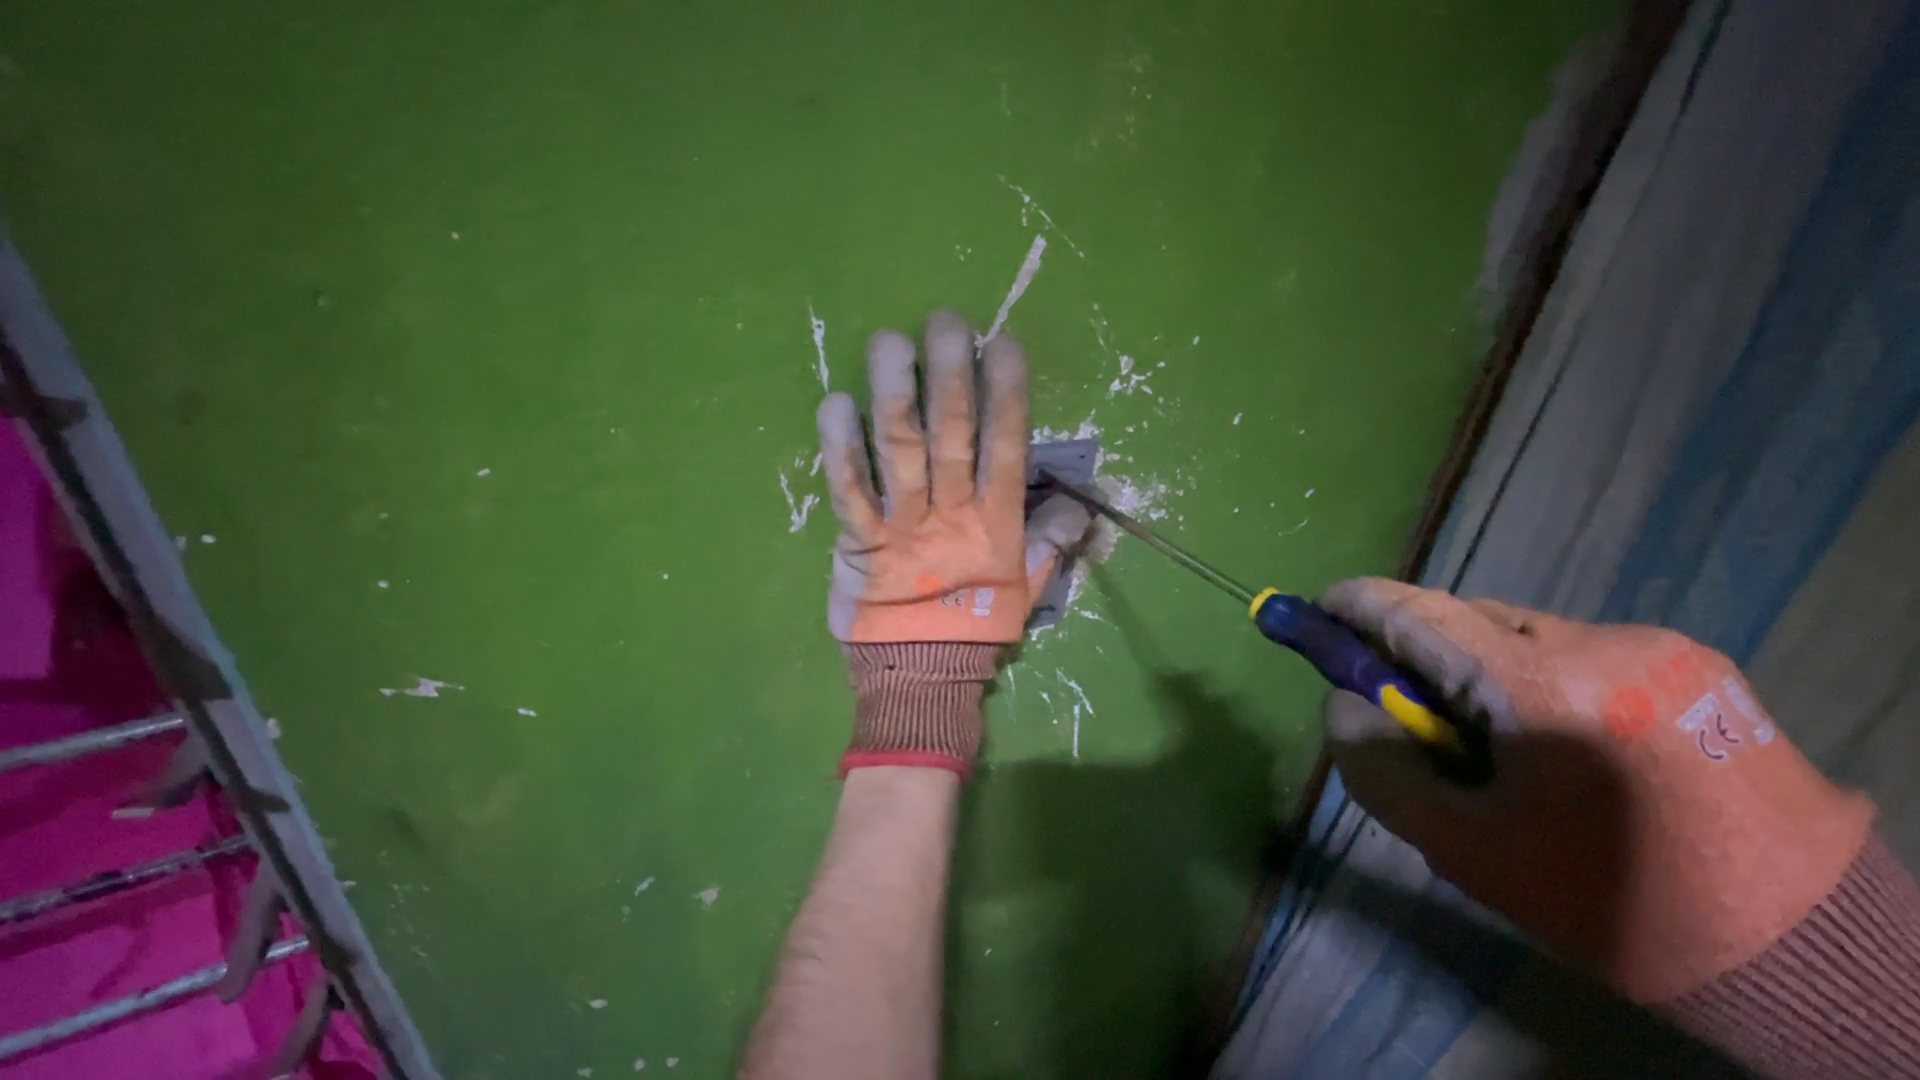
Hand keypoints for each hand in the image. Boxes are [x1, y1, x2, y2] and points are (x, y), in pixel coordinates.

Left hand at [816, 310, 1088, 774]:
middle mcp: (951, 513)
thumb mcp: (1027, 586)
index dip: (1008, 397)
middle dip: (950, 378)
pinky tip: (835, 404)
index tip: (1005, 346)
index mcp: (995, 521)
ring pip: (900, 452)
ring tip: (889, 342)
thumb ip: (1051, 542)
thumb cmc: (975, 624)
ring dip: (894, 394)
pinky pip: (848, 491)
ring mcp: (903, 526)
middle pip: (952, 436)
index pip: (1007, 448)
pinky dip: (839, 450)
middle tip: (946, 322)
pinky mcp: (859, 542)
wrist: (921, 675)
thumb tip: (1082, 506)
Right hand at [1319, 578, 1873, 1003]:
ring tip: (1479, 734)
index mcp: (1548, 689)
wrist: (1802, 953)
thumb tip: (1343, 703)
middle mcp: (1606, 644)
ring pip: (1524, 633)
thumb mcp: (1468, 850)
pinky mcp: (1696, 666)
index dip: (1359, 605)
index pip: (1423, 616)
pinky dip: (1532, 676)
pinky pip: (1576, 651)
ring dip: (1479, 664)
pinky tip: (1544, 736)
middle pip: (1471, 617)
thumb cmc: (1610, 906)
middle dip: (1420, 647)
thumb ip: (1381, 767)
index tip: (1316, 606)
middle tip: (1395, 701)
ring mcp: (1661, 649)